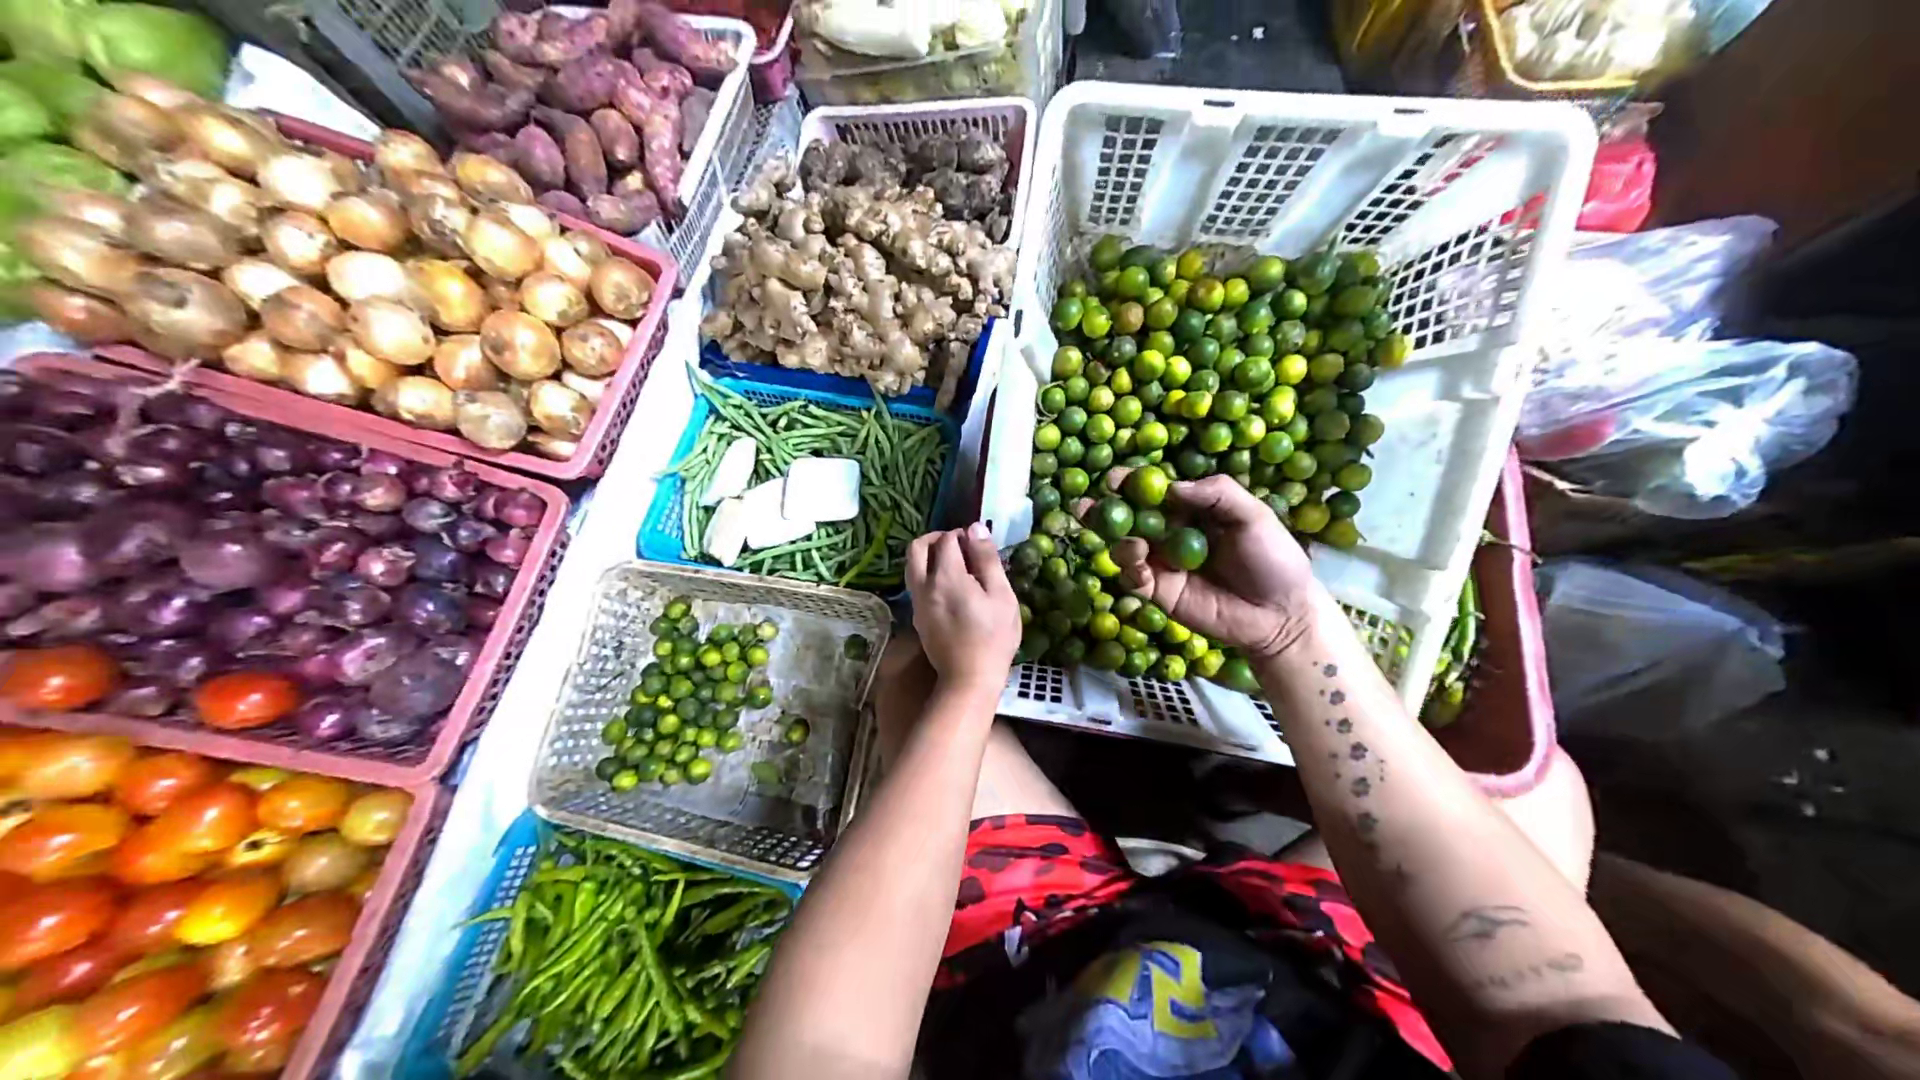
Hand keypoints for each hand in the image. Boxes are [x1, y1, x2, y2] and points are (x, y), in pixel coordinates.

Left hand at [906, 523, 1019, 692]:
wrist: (969, 678)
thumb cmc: (993, 637)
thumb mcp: (1001, 595)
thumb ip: (986, 559)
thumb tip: (976, 528)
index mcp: (946, 576)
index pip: (946, 540)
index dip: (962, 535)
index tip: (978, 544)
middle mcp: (924, 585)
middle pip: (916, 548)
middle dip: (935, 539)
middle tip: (957, 545)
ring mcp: (917, 603)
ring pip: (912, 567)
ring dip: (929, 557)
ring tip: (955, 566)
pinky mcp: (918, 618)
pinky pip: (917, 586)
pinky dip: (929, 576)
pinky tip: (952, 589)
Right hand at [1109, 474, 1323, 659]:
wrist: (1280, 614)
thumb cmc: (1273, 559)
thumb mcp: (1253, 516)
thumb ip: (1217, 494)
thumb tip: (1171, 488)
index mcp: (1191, 509)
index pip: (1153, 491)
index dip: (1130, 484)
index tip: (1113, 480)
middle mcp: (1169, 533)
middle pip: (1128, 518)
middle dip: (1104, 512)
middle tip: (1086, 508)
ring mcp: (1161, 563)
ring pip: (1124, 547)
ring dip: (1119, 543)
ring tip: (1133, 546)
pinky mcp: (1158, 592)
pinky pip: (1131, 578)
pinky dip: (1129, 571)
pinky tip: (1141, 571)